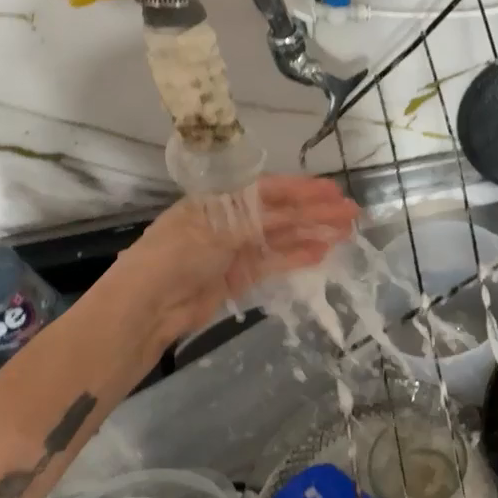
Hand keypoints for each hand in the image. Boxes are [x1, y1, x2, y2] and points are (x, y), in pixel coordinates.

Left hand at [98, 174, 358, 352]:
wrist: (146, 308)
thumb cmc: (173, 259)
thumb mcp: (215, 231)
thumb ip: (257, 222)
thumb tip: (296, 213)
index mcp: (217, 201)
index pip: (267, 190)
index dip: (301, 189)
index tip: (332, 191)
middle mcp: (229, 222)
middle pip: (280, 213)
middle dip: (316, 212)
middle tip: (351, 212)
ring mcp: (235, 250)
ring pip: (283, 237)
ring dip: (313, 233)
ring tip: (346, 233)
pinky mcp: (240, 277)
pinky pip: (275, 262)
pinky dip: (298, 257)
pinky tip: (322, 252)